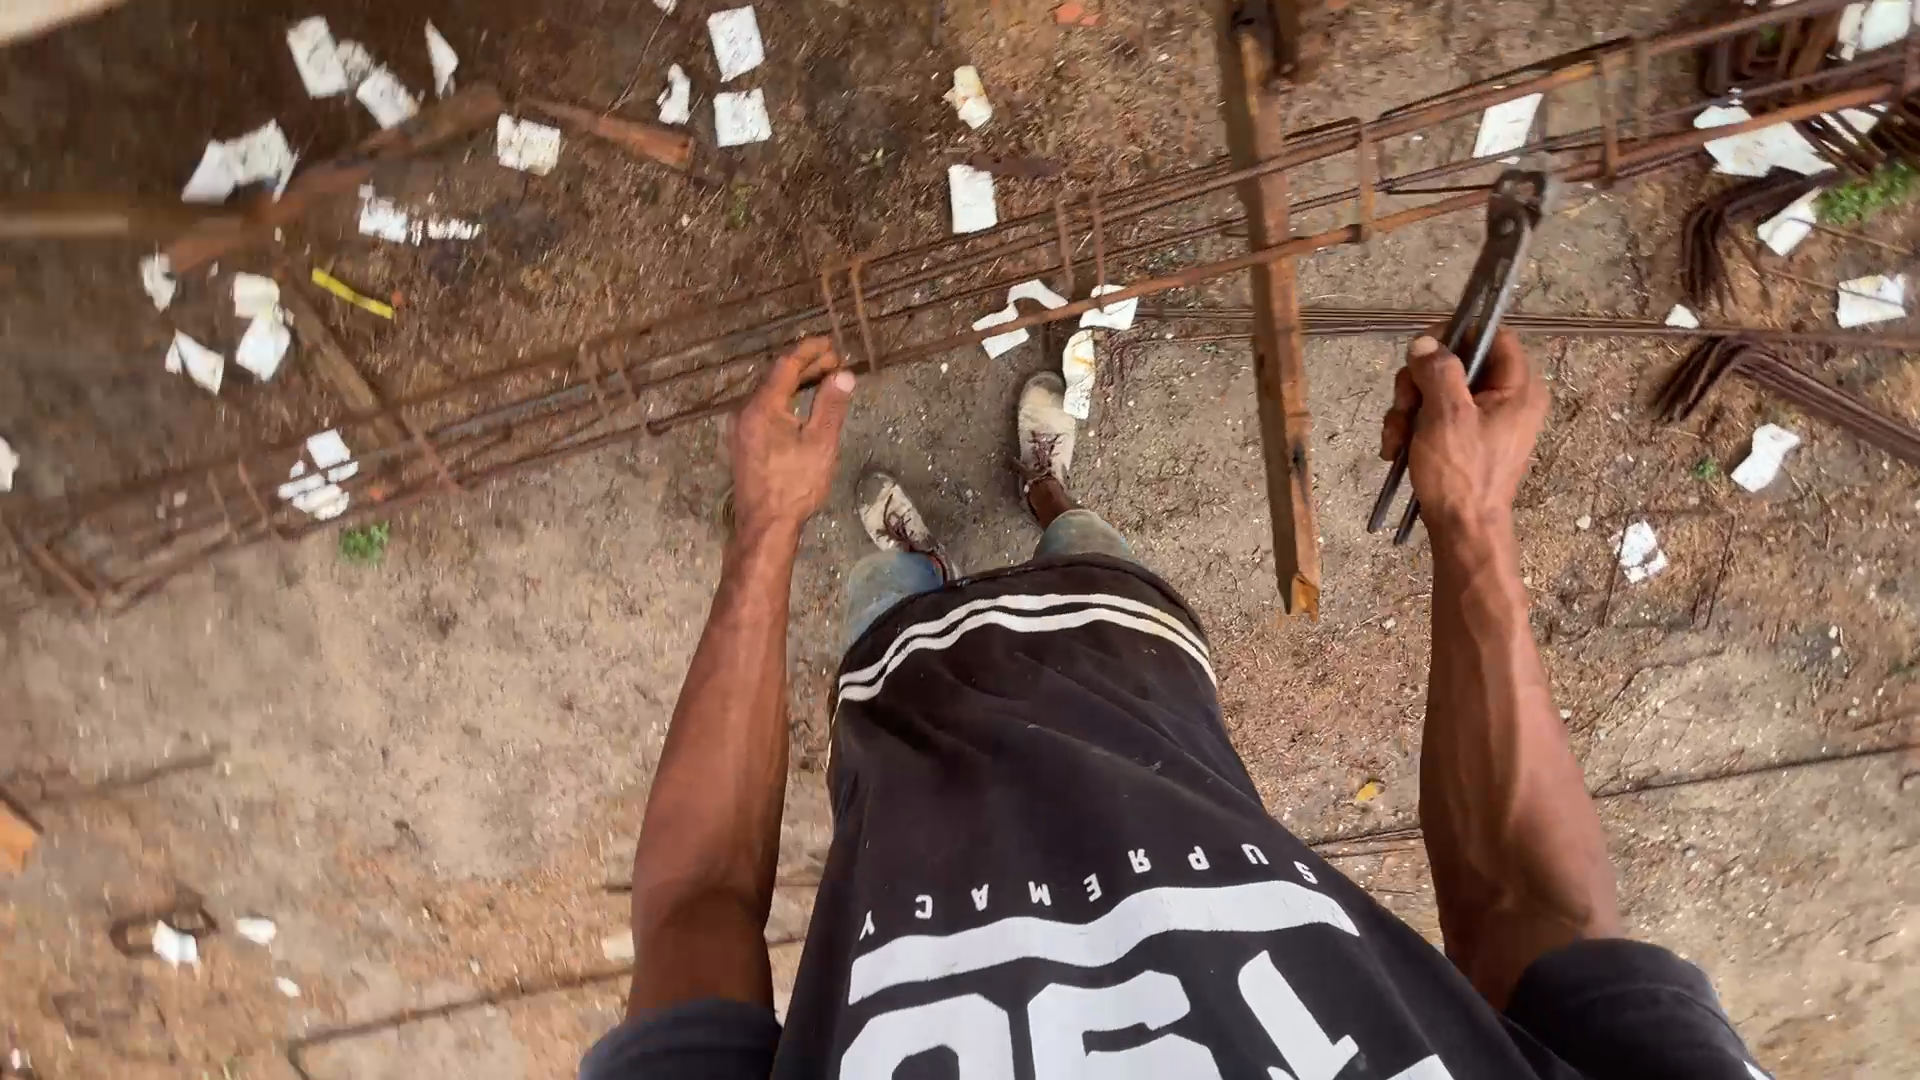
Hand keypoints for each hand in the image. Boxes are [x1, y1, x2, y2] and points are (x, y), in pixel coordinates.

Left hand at [728, 338, 855, 542]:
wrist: (765, 524)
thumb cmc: (795, 485)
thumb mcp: (820, 443)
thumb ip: (831, 405)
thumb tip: (844, 375)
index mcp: (762, 407)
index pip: (786, 365)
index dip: (810, 351)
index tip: (831, 345)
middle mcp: (745, 411)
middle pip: (775, 376)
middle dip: (805, 365)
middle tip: (834, 362)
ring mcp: (740, 427)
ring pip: (768, 392)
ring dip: (795, 382)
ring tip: (822, 379)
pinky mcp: (742, 442)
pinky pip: (764, 408)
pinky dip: (785, 399)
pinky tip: (800, 406)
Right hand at [1380, 329, 1546, 540]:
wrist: (1461, 528)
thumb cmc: (1460, 473)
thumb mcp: (1446, 416)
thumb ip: (1437, 372)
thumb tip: (1423, 342)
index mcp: (1518, 387)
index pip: (1492, 336)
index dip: (1455, 335)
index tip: (1420, 349)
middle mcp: (1505, 399)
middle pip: (1453, 365)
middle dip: (1417, 385)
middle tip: (1402, 408)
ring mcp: (1482, 420)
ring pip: (1434, 393)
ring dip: (1405, 413)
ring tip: (1396, 441)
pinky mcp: (1462, 439)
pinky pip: (1431, 418)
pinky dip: (1410, 430)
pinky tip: (1397, 451)